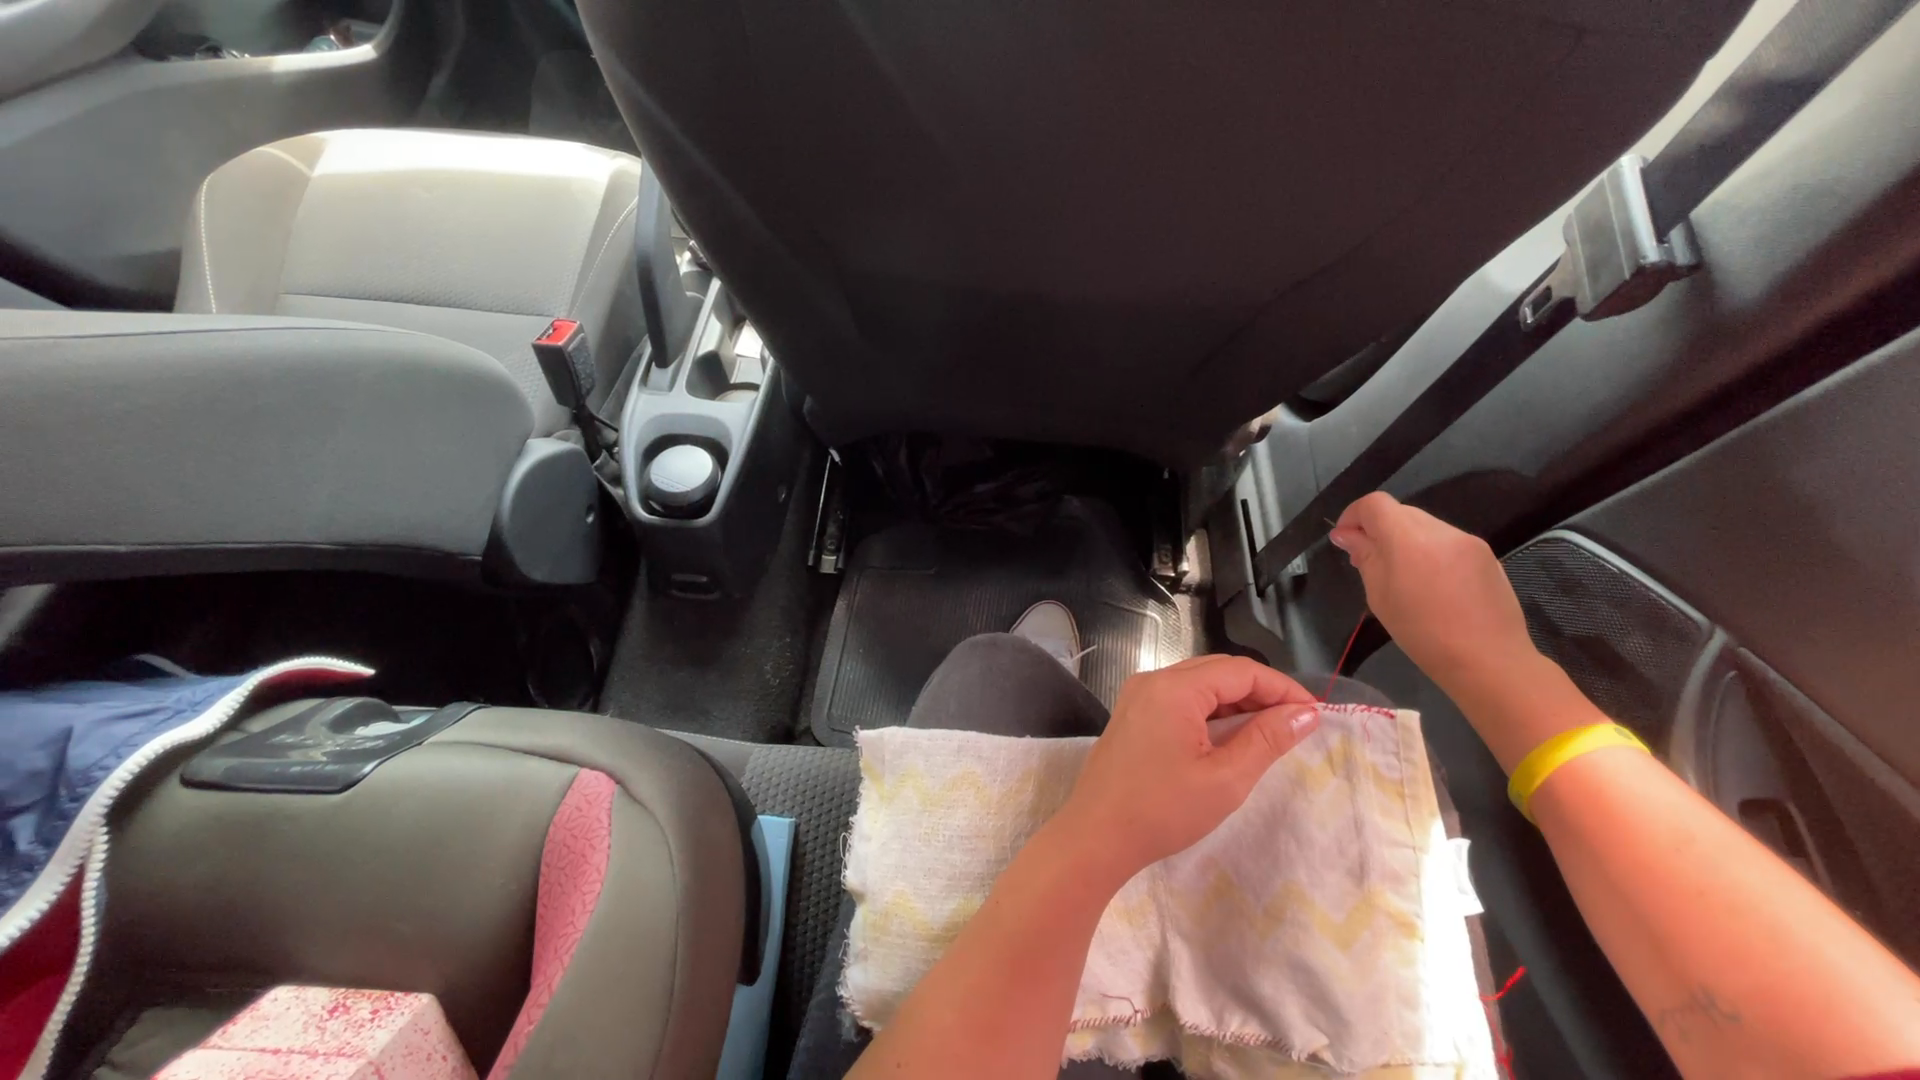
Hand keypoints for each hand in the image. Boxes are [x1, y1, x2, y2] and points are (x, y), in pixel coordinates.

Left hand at [1053, 656, 1319, 883]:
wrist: (1095, 838)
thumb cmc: (1162, 811)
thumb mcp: (1225, 779)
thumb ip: (1267, 739)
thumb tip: (1306, 713)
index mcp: (1174, 688)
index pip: (1241, 670)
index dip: (1282, 687)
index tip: (1315, 713)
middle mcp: (1153, 680)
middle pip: (1219, 670)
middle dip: (1261, 691)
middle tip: (1297, 722)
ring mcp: (1138, 696)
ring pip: (1199, 684)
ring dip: (1236, 701)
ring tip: (1271, 730)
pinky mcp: (1132, 715)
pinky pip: (1180, 699)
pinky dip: (1210, 712)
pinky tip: (1230, 736)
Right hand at [1329, 492, 1538, 697]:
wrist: (1488, 659)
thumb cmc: (1422, 633)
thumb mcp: (1379, 596)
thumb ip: (1364, 557)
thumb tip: (1347, 535)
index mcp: (1409, 540)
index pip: (1374, 504)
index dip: (1353, 515)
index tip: (1345, 539)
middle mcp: (1440, 530)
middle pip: (1400, 511)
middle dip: (1379, 529)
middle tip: (1368, 561)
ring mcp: (1467, 540)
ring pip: (1424, 525)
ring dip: (1405, 540)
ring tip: (1403, 576)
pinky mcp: (1485, 553)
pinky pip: (1446, 541)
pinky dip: (1429, 551)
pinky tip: (1432, 584)